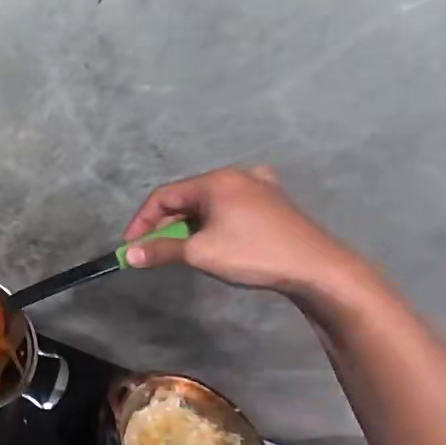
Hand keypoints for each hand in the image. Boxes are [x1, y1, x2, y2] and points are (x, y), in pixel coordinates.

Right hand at [121, 165, 367, 294]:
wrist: (317, 268)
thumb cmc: (252, 254)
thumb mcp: (199, 253)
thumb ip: (160, 250)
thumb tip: (128, 254)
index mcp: (215, 181)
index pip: (164, 195)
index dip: (142, 220)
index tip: (130, 244)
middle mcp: (236, 175)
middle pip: (186, 197)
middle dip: (165, 224)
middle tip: (153, 249)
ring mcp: (259, 186)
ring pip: (209, 202)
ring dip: (189, 223)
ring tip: (182, 247)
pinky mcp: (274, 202)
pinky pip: (231, 204)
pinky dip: (214, 219)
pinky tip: (216, 231)